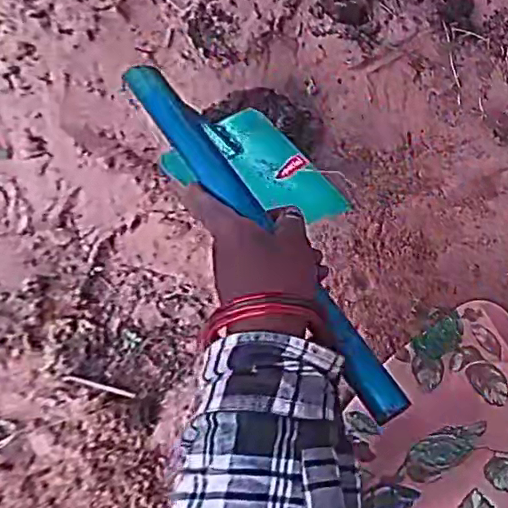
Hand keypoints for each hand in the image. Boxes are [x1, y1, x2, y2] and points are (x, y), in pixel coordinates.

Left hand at [179, 185, 322, 307]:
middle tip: (300, 235)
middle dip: (275, 227)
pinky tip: (310, 278)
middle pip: (245, 226)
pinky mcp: (241, 291)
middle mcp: (224, 248)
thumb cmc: (280, 277)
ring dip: (285, 252)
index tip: (193, 178)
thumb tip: (287, 217)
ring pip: (259, 249)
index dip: (201, 186)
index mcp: (231, 228)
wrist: (269, 329)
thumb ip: (291, 222)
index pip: (205, 200)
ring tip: (314, 262)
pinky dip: (283, 270)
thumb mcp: (295, 241)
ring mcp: (231, 271)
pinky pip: (263, 271)